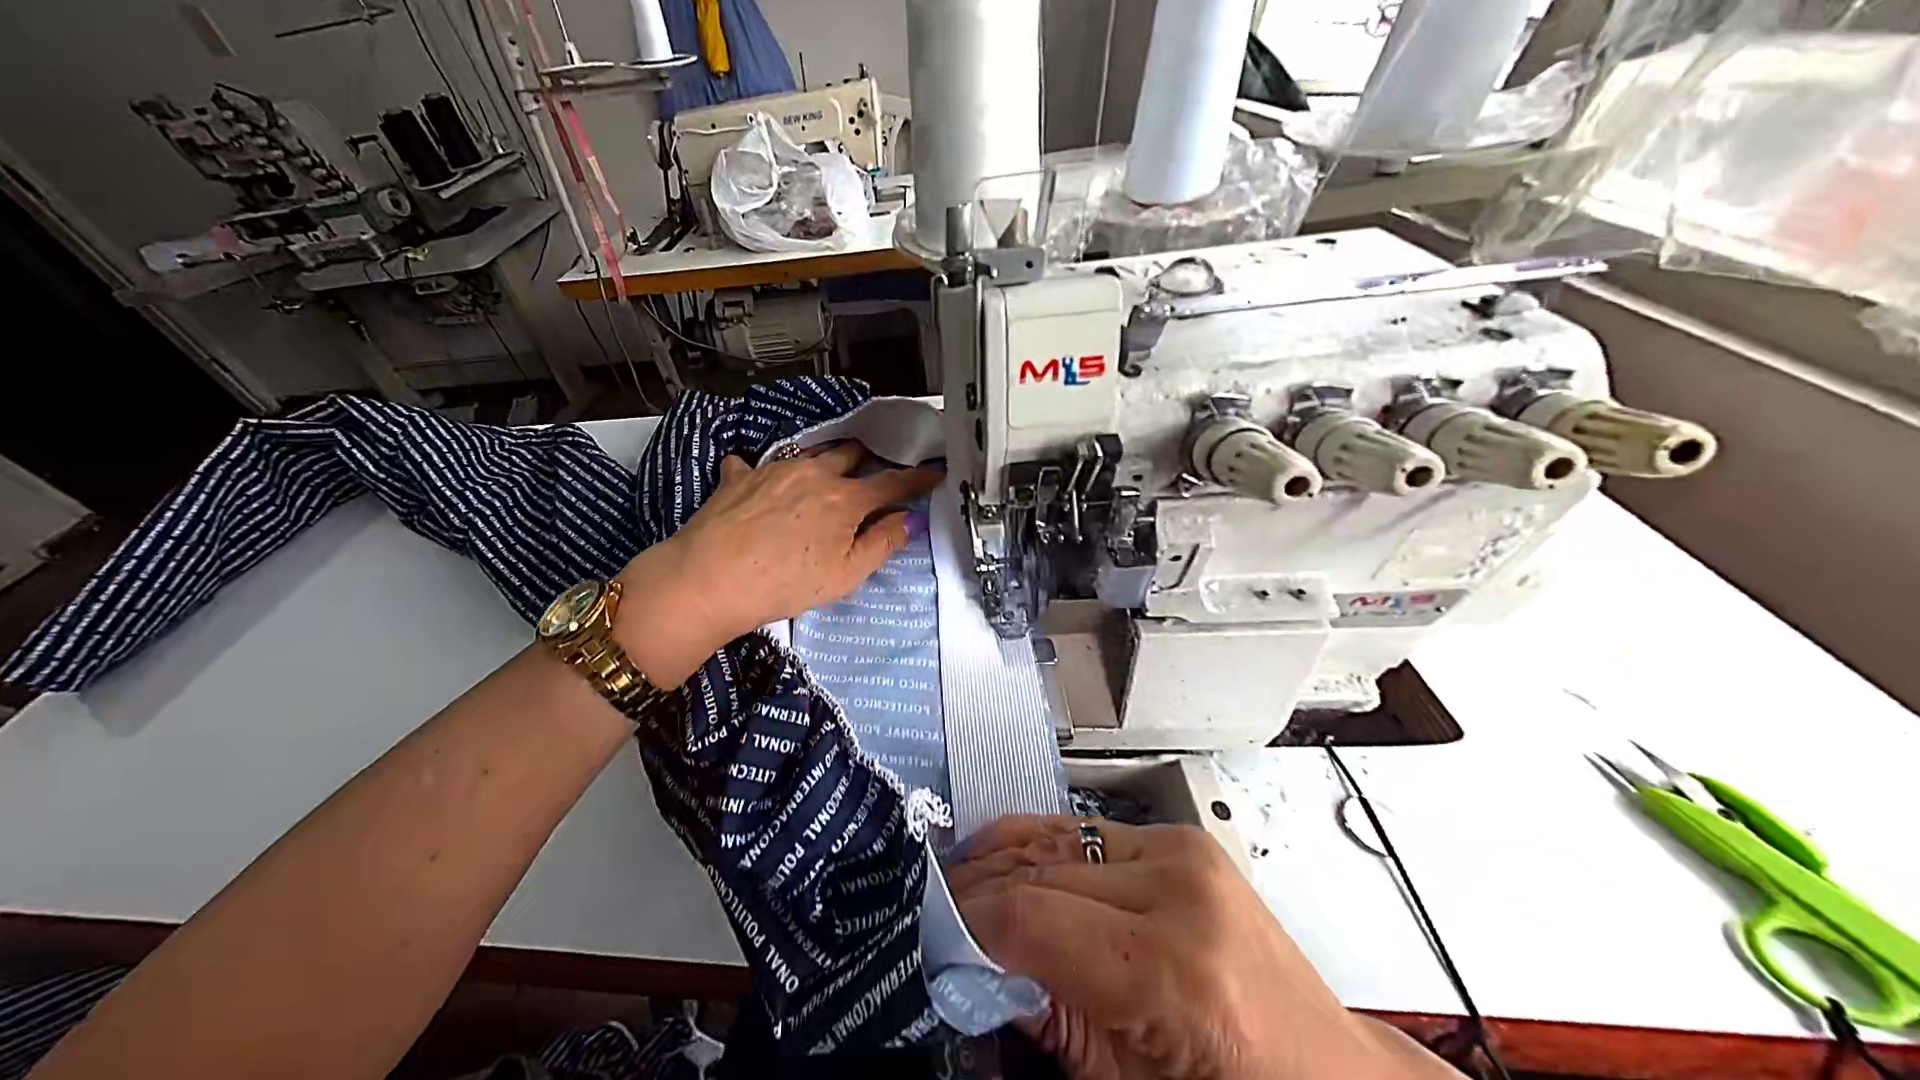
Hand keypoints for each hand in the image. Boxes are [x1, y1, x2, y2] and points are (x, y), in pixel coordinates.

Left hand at [612, 443, 941, 686]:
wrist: (708, 579)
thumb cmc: (784, 583)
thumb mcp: (846, 575)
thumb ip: (882, 544)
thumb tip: (904, 520)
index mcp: (844, 499)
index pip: (892, 483)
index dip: (917, 479)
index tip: (933, 472)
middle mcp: (813, 473)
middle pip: (850, 455)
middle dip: (866, 462)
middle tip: (869, 476)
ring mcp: (773, 470)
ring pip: (809, 455)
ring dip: (824, 462)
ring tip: (823, 478)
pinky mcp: (738, 476)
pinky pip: (757, 465)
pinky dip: (767, 473)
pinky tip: (760, 485)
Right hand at [948, 815, 1450, 1079]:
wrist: (1321, 1070)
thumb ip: (1041, 1018)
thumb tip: (970, 969)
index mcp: (1170, 969)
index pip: (1028, 918)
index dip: (968, 928)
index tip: (934, 940)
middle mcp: (1178, 890)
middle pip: (1038, 872)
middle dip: (977, 895)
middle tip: (937, 916)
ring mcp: (1182, 851)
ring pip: (1056, 839)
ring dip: (1001, 860)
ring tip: (962, 882)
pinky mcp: (1181, 839)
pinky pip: (1087, 831)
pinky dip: (1041, 846)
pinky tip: (1010, 856)